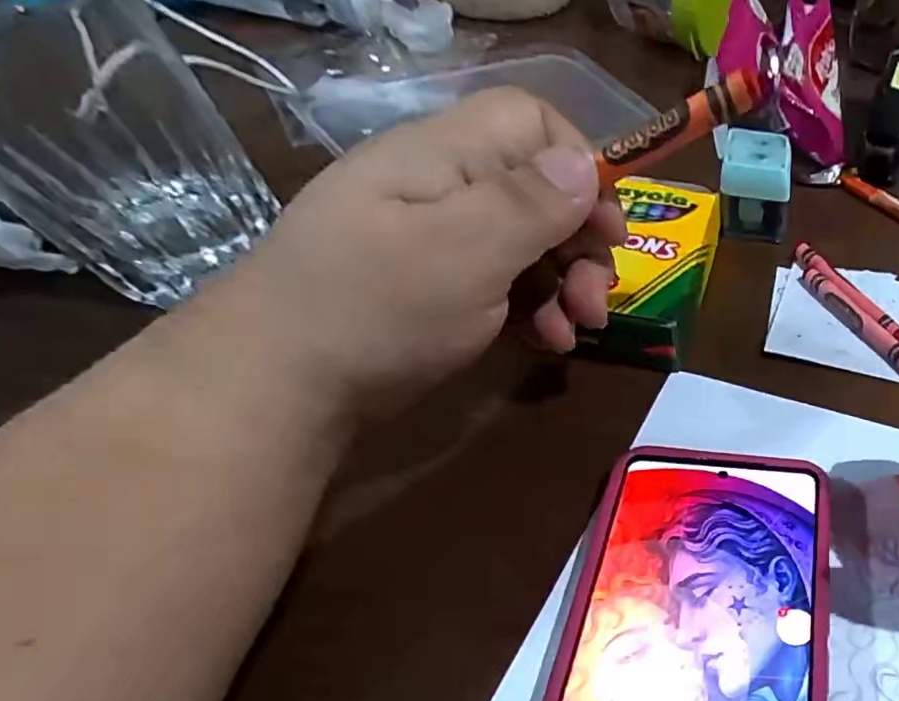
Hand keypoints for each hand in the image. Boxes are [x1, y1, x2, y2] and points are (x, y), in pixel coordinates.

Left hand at [179, 88, 625, 419]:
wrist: (289, 379)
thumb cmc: (378, 308)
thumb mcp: (462, 252)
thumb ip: (527, 205)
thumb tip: (585, 164)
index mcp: (446, 158)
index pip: (532, 123)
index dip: (581, 167)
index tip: (609, 231)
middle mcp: (447, 189)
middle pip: (541, 192)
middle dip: (582, 246)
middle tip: (597, 303)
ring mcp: (443, 242)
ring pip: (530, 245)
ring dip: (566, 287)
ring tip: (575, 333)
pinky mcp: (443, 289)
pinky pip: (507, 284)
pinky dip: (536, 311)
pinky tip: (547, 343)